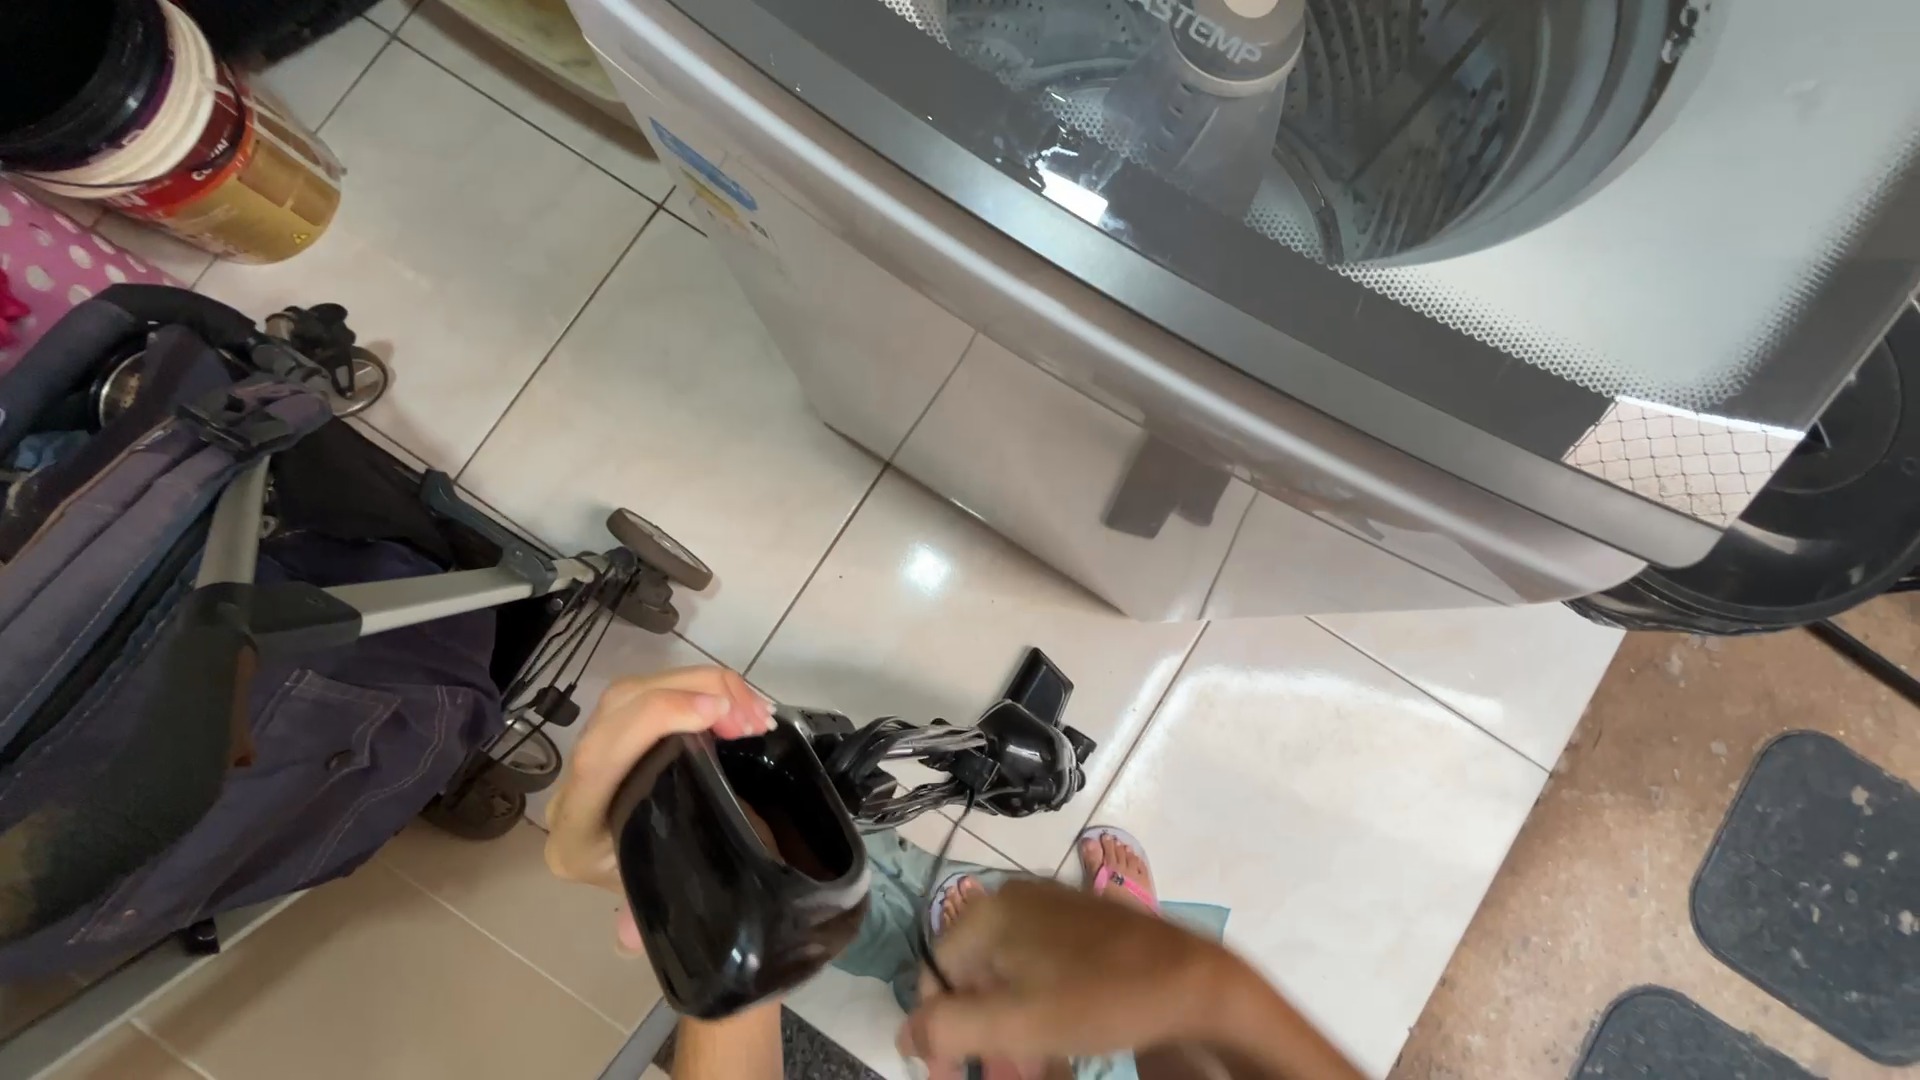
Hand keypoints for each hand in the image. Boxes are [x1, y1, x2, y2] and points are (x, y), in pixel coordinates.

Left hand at [544, 665, 773, 951]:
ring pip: (638, 689)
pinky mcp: (622, 729)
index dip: (654, 722)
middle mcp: (577, 786)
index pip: (599, 759)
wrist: (648, 883)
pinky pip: (656, 689)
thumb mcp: (662, 902)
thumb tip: (629, 935)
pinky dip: (704, 687)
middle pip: (619, 707)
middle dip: (691, 693)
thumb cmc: (663, 890)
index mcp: (577, 834)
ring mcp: (597, 750)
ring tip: (756, 710)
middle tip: (754, 715)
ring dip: (705, 685)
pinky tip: (742, 704)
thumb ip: (646, 916)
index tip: (716, 714)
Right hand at [899, 879, 1228, 1064]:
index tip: (955, 1077)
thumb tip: (903, 1032)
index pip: (936, 973)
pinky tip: (1057, 1035)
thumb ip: (949, 1028)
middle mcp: (1011, 896)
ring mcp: (1047, 902)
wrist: (1187, 976)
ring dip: (1007, 1022)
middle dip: (978, 1031)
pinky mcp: (1077, 915)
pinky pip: (1036, 960)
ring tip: (1032, 1067)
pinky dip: (1034, 1001)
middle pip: (971, 972)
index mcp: (988, 913)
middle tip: (1001, 1076)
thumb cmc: (1095, 999)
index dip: (938, 1030)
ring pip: (1006, 970)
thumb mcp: (1015, 1024)